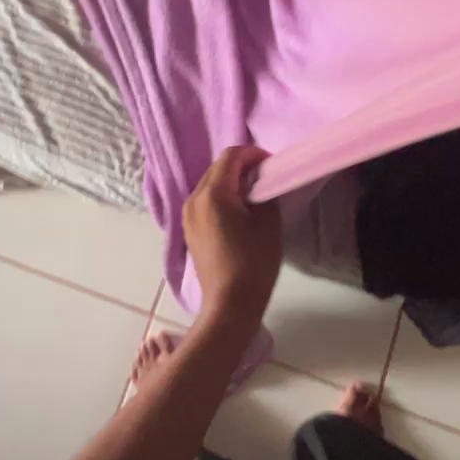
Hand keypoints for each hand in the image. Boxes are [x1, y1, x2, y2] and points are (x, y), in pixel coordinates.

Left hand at [183, 146, 282, 324]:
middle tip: (266, 180)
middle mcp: (193, 199)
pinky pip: (205, 201)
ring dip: (232, 182)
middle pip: (218, 168)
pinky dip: (222, 198)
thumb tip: (260, 182)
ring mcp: (187, 215)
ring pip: (210, 183)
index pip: (231, 156)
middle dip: (242, 167)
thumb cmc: (253, 263)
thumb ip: (264, 193)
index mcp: (212, 193)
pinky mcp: (189, 229)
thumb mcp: (268, 223)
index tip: (272, 166)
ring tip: (254, 197)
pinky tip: (239, 213)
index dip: (254, 154)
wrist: (229, 305)